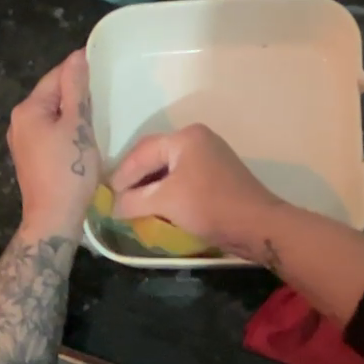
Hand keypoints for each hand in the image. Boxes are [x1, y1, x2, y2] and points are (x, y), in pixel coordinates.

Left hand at [9, 50, 99, 237]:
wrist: (53, 218)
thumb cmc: (69, 170)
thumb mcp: (77, 126)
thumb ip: (76, 89)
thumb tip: (77, 56)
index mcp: (28, 109)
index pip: (56, 76)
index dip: (79, 69)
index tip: (104, 65)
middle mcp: (19, 122)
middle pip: (51, 95)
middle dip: (76, 92)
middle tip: (106, 91)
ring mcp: (22, 142)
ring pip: (51, 116)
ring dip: (72, 112)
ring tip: (98, 113)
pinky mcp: (30, 159)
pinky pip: (50, 134)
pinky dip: (66, 130)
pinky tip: (83, 137)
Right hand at [109, 124, 287, 262]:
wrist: (257, 225)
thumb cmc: (209, 206)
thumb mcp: (165, 202)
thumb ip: (134, 201)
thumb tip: (113, 206)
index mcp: (185, 137)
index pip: (142, 151)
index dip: (121, 174)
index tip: (106, 195)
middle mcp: (198, 140)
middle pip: (155, 157)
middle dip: (135, 179)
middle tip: (116, 198)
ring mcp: (210, 157)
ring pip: (169, 169)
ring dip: (150, 187)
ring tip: (132, 204)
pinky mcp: (217, 177)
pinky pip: (183, 179)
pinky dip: (166, 192)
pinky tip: (156, 207)